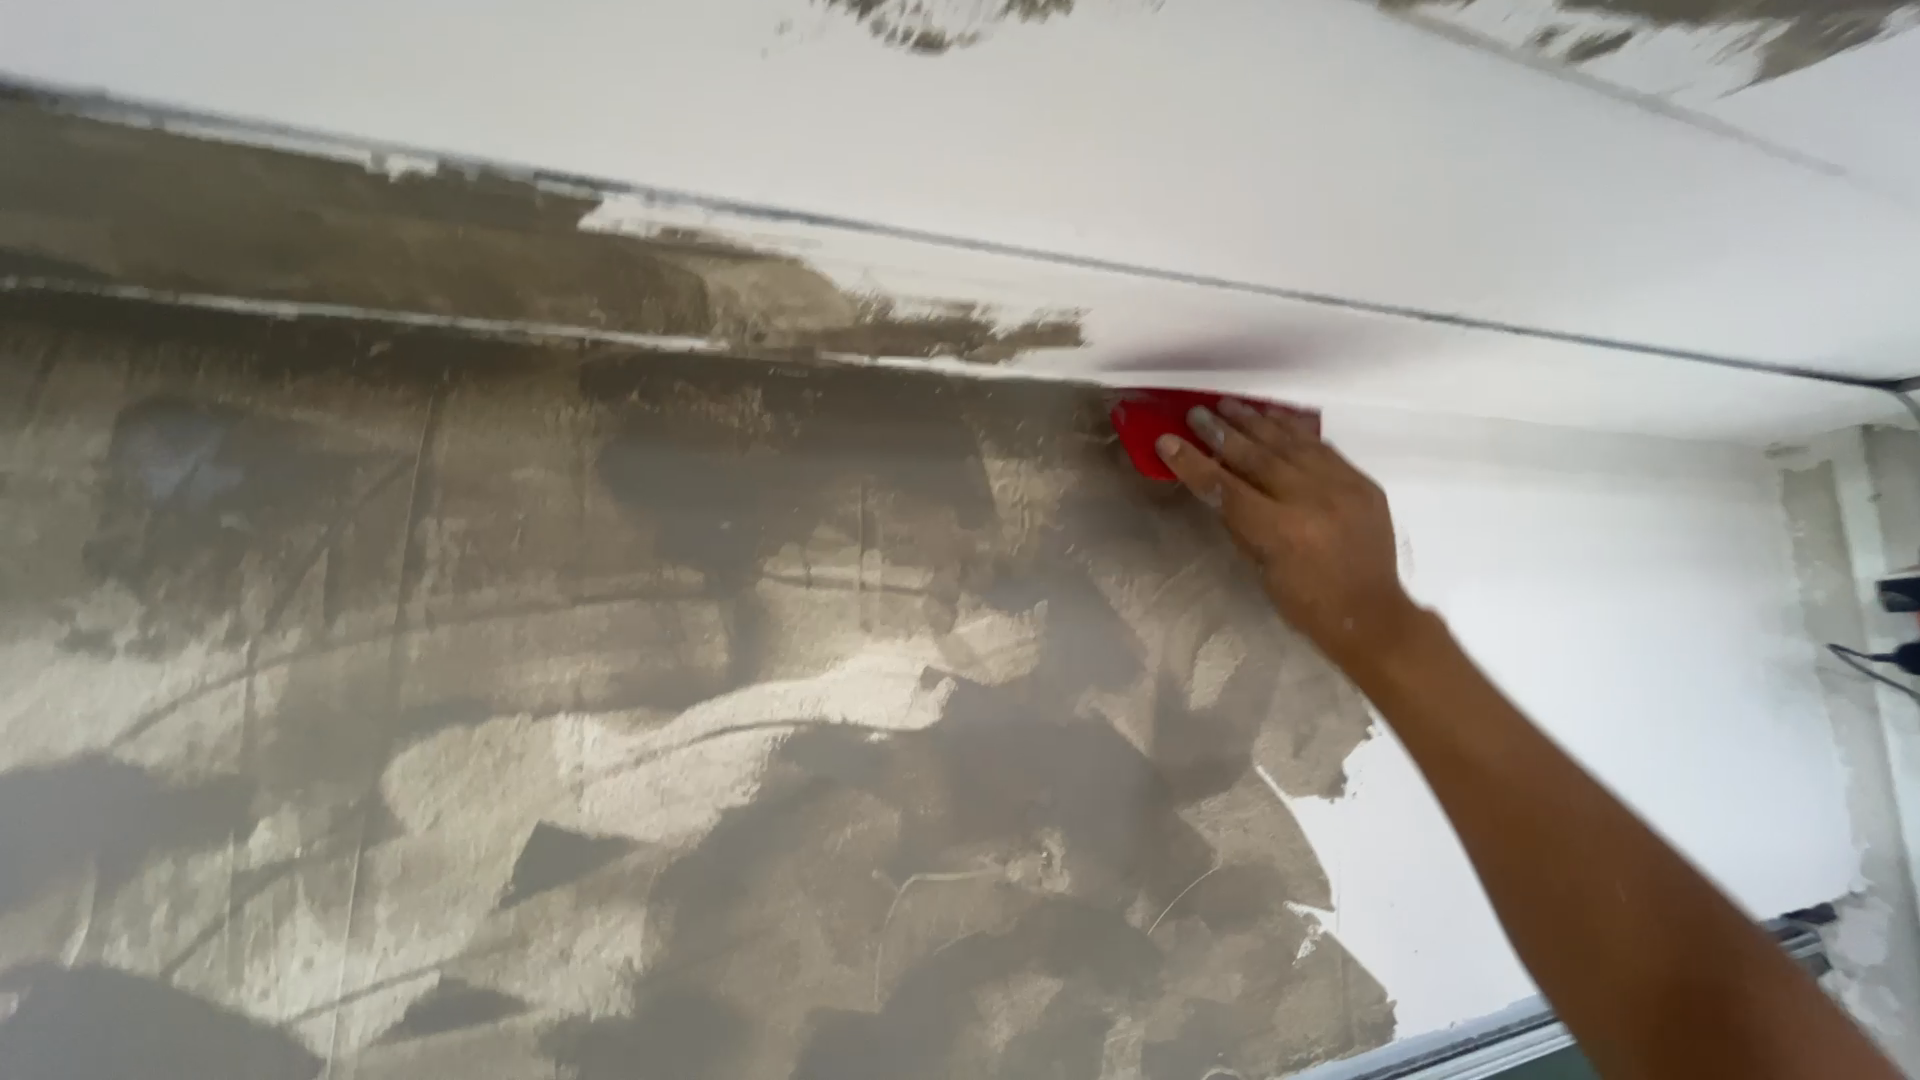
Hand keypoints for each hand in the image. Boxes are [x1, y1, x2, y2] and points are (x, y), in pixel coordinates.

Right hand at [1157, 400, 1416, 664]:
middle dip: (1220, 432)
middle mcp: (1311, 499)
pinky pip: (1321, 447)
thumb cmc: (1305, 604)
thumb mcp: (1260, 568)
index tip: (1167, 441)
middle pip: (1255, 456)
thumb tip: (1220, 486)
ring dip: (1254, 421)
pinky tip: (1272, 418)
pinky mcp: (1360, 482)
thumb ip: (1241, 524)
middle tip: (1195, 413)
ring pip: (1289, 443)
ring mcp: (1340, 486)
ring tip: (1228, 405)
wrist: (1372, 613)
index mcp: (1280, 530)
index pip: (1224, 487)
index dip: (1192, 463)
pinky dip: (1292, 431)